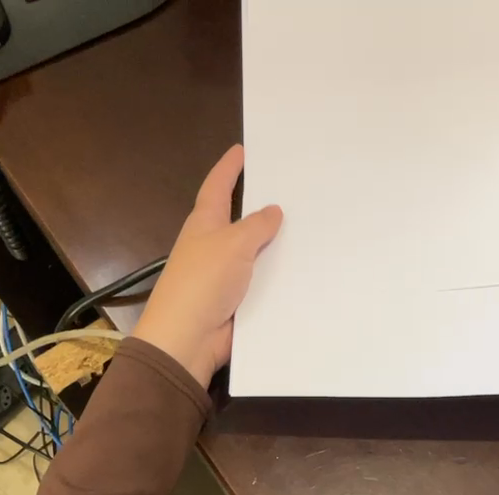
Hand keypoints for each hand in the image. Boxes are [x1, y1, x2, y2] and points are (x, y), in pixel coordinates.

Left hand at [133, 146, 284, 387]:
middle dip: (262, 207)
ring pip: (255, 255)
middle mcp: (213, 247)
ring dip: (277, 247)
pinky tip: (305, 273)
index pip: (218, 187)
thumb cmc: (203, 282)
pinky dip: (279, 280)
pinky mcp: (237, 304)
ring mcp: (225, 277)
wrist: (188, 339)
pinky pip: (263, 286)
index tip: (242, 150)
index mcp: (205, 224)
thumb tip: (273, 211)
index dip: (229, 168)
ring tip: (310, 230)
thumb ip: (257, 226)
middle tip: (293, 190)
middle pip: (240, 220)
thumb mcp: (232, 244)